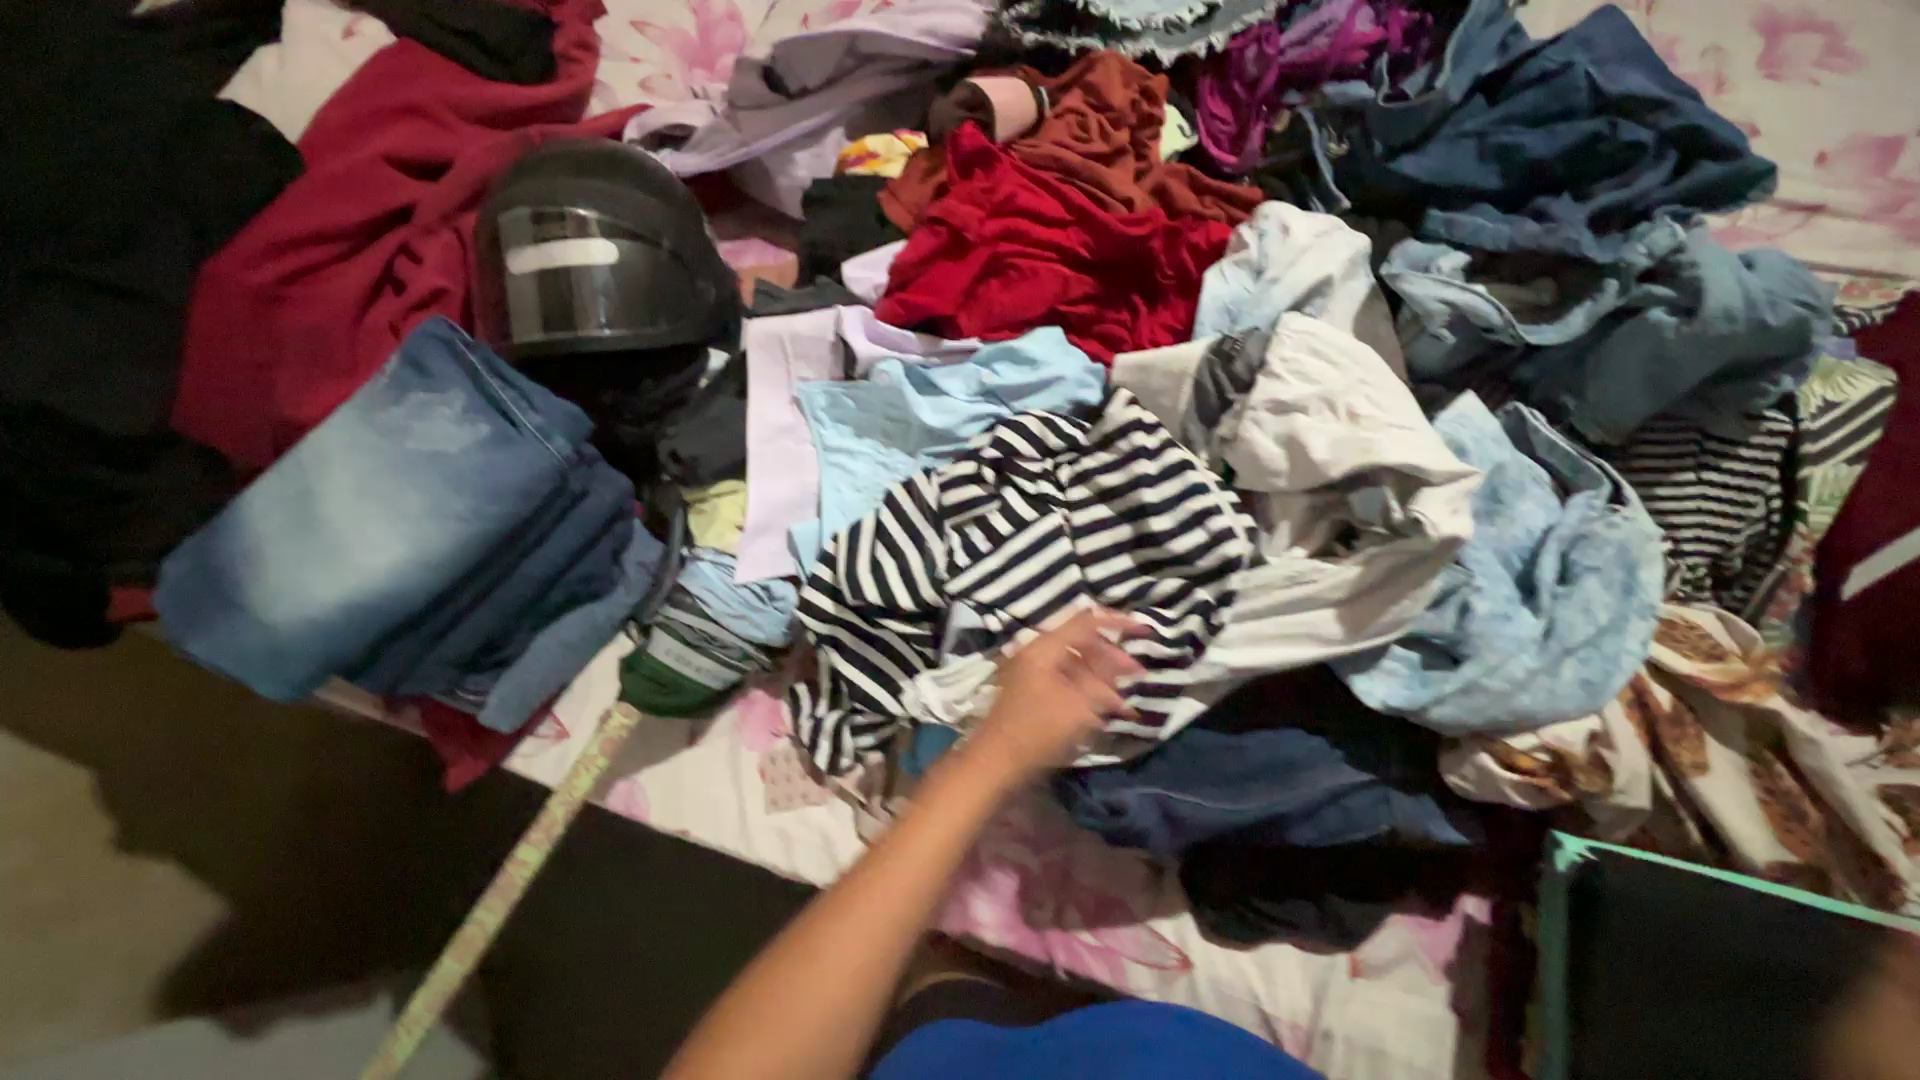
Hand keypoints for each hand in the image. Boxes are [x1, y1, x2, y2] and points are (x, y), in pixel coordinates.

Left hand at [965, 608, 1148, 783]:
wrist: (996, 762)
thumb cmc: (1038, 731)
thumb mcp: (1080, 706)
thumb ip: (1104, 679)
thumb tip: (1123, 663)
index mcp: (1045, 648)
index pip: (1086, 622)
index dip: (1118, 623)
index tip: (1145, 630)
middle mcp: (1037, 653)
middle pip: (1082, 643)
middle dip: (1112, 658)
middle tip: (1138, 675)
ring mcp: (1034, 673)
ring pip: (1076, 665)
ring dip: (1102, 679)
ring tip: (1124, 699)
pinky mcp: (1034, 692)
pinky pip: (1067, 681)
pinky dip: (1087, 690)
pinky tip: (1106, 708)